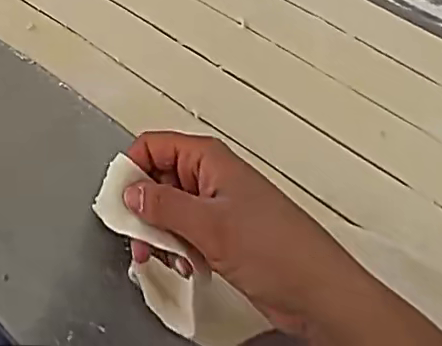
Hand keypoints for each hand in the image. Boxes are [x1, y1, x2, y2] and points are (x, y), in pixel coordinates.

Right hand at [124, 132, 441, 344]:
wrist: (322, 294)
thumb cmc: (280, 249)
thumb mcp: (210, 227)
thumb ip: (163, 206)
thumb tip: (130, 193)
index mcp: (207, 157)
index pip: (152, 146)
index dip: (131, 170)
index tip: (119, 200)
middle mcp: (210, 175)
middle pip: (156, 177)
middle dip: (143, 208)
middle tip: (137, 237)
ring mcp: (216, 205)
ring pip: (168, 207)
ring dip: (160, 233)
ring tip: (165, 256)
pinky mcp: (223, 233)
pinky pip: (184, 230)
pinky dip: (177, 247)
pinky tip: (185, 265)